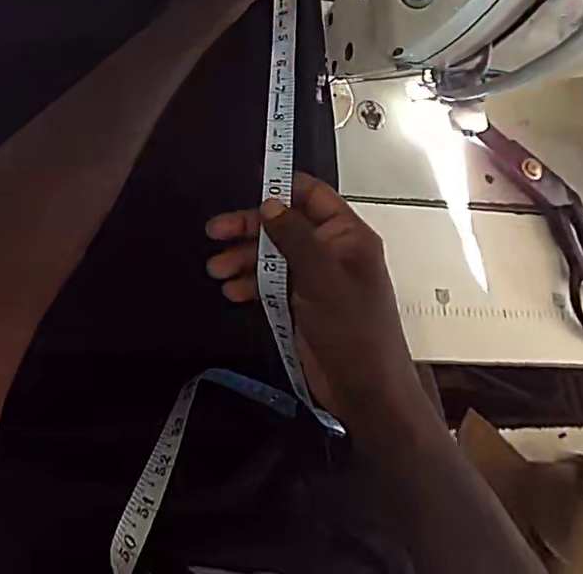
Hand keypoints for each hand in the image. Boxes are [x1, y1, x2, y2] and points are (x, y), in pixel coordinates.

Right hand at [205, 173, 429, 426]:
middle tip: (214, 232)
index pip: (312, 195)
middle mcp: (329, 250)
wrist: (367, 396)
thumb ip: (295, 237)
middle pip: (283, 224)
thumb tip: (269, 203)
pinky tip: (232, 291)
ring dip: (242, 258)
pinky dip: (250, 282)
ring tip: (216, 270)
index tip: (246, 188)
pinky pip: (270, 281)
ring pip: (271, 253)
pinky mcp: (300, 301)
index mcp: (346, 235)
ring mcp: (313, 277)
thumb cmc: (353, 330)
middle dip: (248, 228)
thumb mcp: (323, 278)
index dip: (281, 187)